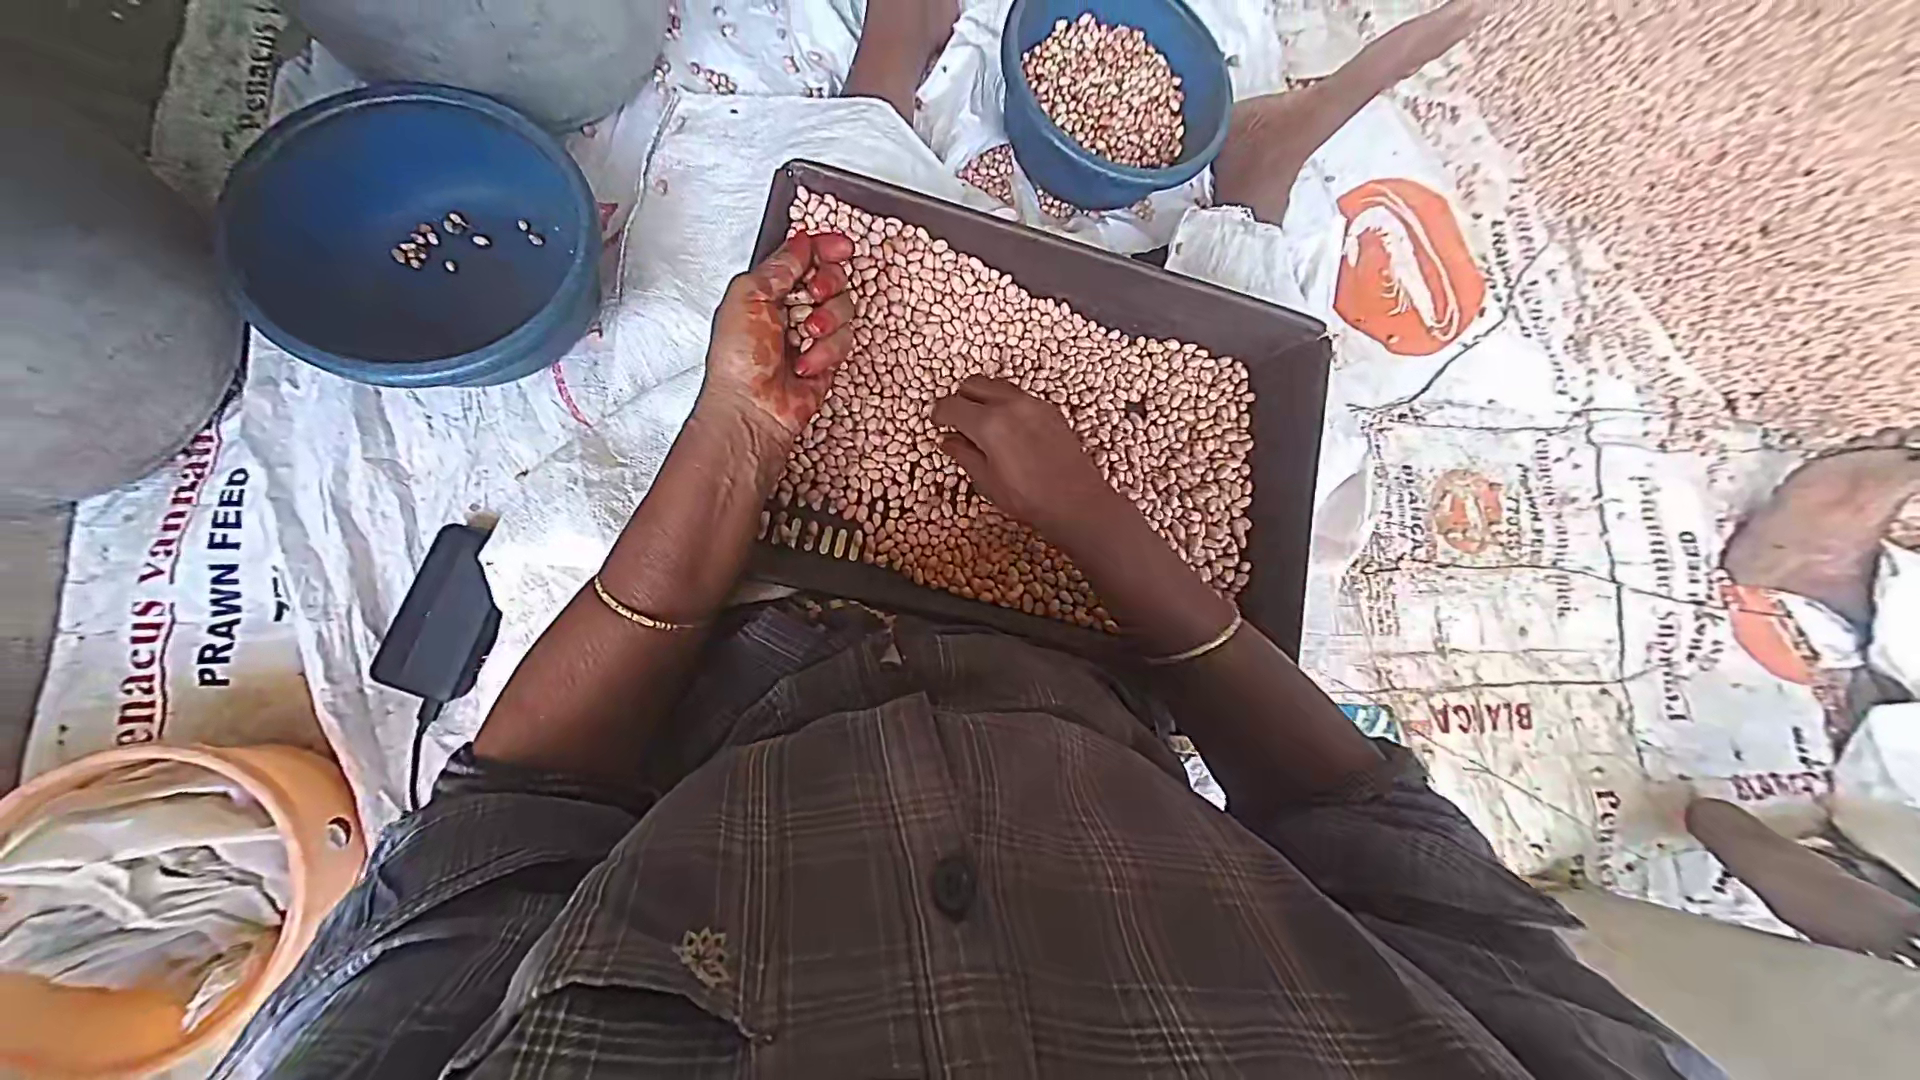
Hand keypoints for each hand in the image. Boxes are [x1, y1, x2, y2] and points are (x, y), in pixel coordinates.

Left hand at [700, 231, 857, 440]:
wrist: (751, 406)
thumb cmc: (738, 360)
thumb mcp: (747, 296)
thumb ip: (778, 267)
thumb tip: (801, 243)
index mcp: (770, 289)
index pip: (805, 258)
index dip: (824, 248)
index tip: (841, 246)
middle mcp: (794, 309)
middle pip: (832, 279)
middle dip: (829, 283)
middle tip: (815, 294)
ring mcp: (813, 335)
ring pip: (844, 310)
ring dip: (827, 320)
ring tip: (805, 335)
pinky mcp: (827, 359)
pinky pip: (845, 342)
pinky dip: (825, 352)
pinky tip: (805, 364)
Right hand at [931, 376, 1133, 544]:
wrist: (1076, 502)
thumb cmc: (1029, 498)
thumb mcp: (987, 481)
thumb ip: (964, 455)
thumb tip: (948, 441)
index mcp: (989, 424)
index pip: (951, 405)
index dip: (939, 414)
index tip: (937, 422)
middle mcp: (1011, 405)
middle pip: (974, 384)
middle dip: (960, 399)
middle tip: (956, 421)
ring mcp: (1033, 404)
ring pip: (997, 386)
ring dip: (983, 398)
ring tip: (982, 425)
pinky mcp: (1050, 410)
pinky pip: (1019, 396)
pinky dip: (1005, 404)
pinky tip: (1007, 430)